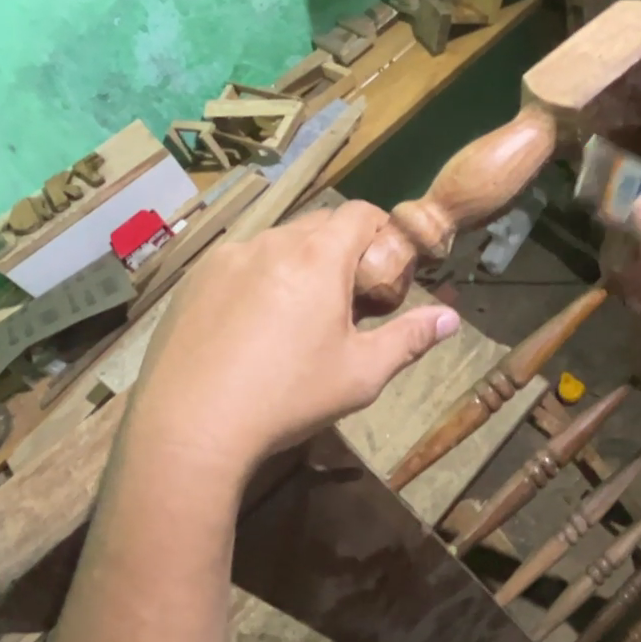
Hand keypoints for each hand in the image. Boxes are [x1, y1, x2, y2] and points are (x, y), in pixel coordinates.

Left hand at [124, 200, 461, 478]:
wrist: (189, 429)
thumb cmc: (287, 398)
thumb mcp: (361, 374)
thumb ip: (410, 338)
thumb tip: (451, 318)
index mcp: (317, 257)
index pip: (359, 212)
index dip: (379, 231)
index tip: (382, 269)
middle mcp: (272, 242)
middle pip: (319, 224)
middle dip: (340, 249)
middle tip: (344, 299)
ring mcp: (227, 257)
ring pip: (277, 242)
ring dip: (297, 262)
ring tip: (294, 315)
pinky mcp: (194, 279)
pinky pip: (240, 262)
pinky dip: (256, 278)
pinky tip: (248, 327)